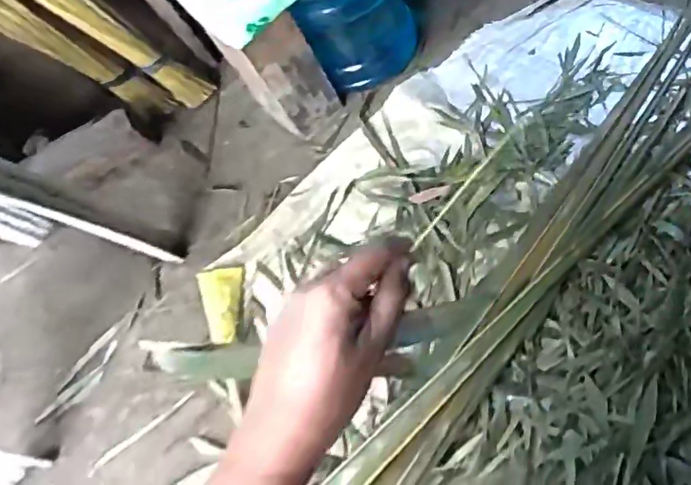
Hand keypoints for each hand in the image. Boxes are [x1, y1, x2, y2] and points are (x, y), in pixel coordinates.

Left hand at [216, 240, 411, 484]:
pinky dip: (343, 305)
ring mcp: (292, 303)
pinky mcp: (284, 322)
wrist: (272, 443)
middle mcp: (308, 286)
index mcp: (331, 289)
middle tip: (402, 298)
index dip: (398, 248)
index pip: (373, 251)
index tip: (417, 255)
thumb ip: (391, 298)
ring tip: (379, 323)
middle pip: (354, 265)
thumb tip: (403, 264)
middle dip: (380, 273)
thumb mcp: (373, 347)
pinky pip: (321, 300)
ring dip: (362, 291)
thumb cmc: (330, 396)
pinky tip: (353, 335)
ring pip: (338, 282)